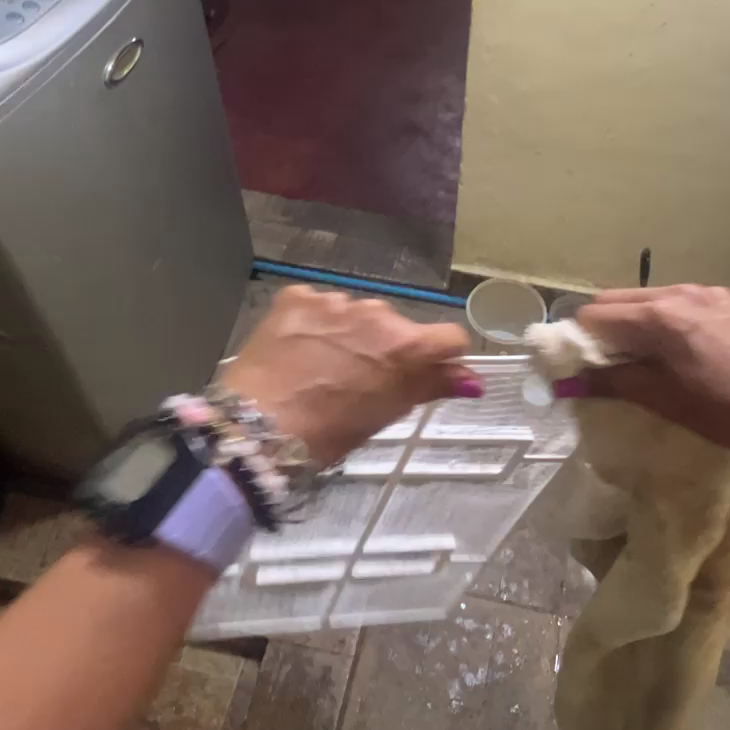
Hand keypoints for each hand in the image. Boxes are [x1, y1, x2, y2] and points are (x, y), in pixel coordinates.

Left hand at [220, 285, 477, 466]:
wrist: (256, 429)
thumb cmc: (328, 432)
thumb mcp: (385, 413)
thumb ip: (432, 387)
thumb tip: (474, 380)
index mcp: (404, 345)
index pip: (448, 338)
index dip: (442, 357)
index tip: (426, 373)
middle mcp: (375, 312)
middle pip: (397, 326)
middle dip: (386, 348)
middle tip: (360, 380)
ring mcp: (333, 301)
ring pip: (356, 315)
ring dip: (349, 334)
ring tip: (322, 367)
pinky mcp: (297, 297)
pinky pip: (318, 305)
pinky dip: (314, 324)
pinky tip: (298, 351)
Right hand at [574, 285, 729, 465]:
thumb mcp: (668, 402)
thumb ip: (616, 383)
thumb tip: (573, 380)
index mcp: (660, 316)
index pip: (594, 315)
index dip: (578, 343)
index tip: (579, 371)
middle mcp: (680, 292)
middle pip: (616, 300)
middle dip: (602, 331)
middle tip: (607, 369)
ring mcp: (707, 293)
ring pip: (647, 300)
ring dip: (632, 325)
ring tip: (644, 364)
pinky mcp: (728, 301)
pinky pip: (677, 303)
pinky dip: (662, 322)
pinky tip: (678, 354)